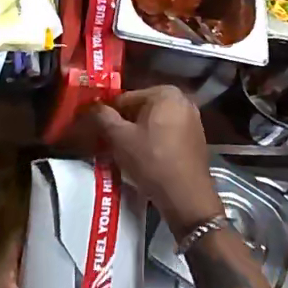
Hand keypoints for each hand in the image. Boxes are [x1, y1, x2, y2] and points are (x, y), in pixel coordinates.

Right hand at [81, 86, 222, 234]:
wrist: (186, 195)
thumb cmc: (151, 160)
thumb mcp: (120, 138)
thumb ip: (102, 117)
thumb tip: (91, 107)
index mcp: (165, 93)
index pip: (125, 99)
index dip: (108, 115)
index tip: (98, 132)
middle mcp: (182, 100)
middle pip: (141, 109)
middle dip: (125, 124)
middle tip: (110, 144)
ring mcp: (192, 119)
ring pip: (154, 123)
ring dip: (138, 134)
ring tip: (124, 154)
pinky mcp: (196, 137)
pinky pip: (167, 133)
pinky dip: (154, 141)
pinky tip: (145, 159)